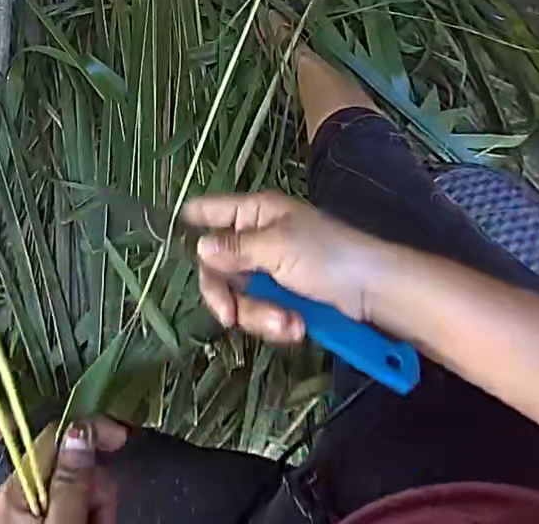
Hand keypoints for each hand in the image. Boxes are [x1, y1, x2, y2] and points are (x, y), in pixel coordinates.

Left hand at [0, 420, 121, 523]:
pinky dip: (81, 510)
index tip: (121, 436)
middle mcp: (8, 491)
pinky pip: (61, 501)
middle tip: (103, 512)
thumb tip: (80, 429)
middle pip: (65, 460)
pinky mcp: (23, 520)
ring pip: (68, 481)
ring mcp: (15, 508)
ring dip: (92, 500)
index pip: (54, 435)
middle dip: (93, 480)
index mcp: (11, 490)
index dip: (89, 429)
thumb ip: (71, 483)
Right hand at [182, 192, 398, 343]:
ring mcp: (270, 269)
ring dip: (259, 316)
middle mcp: (257, 237)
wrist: (375, 291)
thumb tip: (199, 247)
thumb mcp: (278, 247)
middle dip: (227, 295)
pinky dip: (276, 325)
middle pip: (216, 266)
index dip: (187, 224)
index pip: (209, 211)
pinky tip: (297, 327)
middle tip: (231, 316)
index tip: (163, 244)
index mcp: (255, 212)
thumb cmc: (327, 255)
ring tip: (288, 323)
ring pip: (238, 296)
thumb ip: (235, 249)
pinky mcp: (283, 297)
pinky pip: (261, 313)